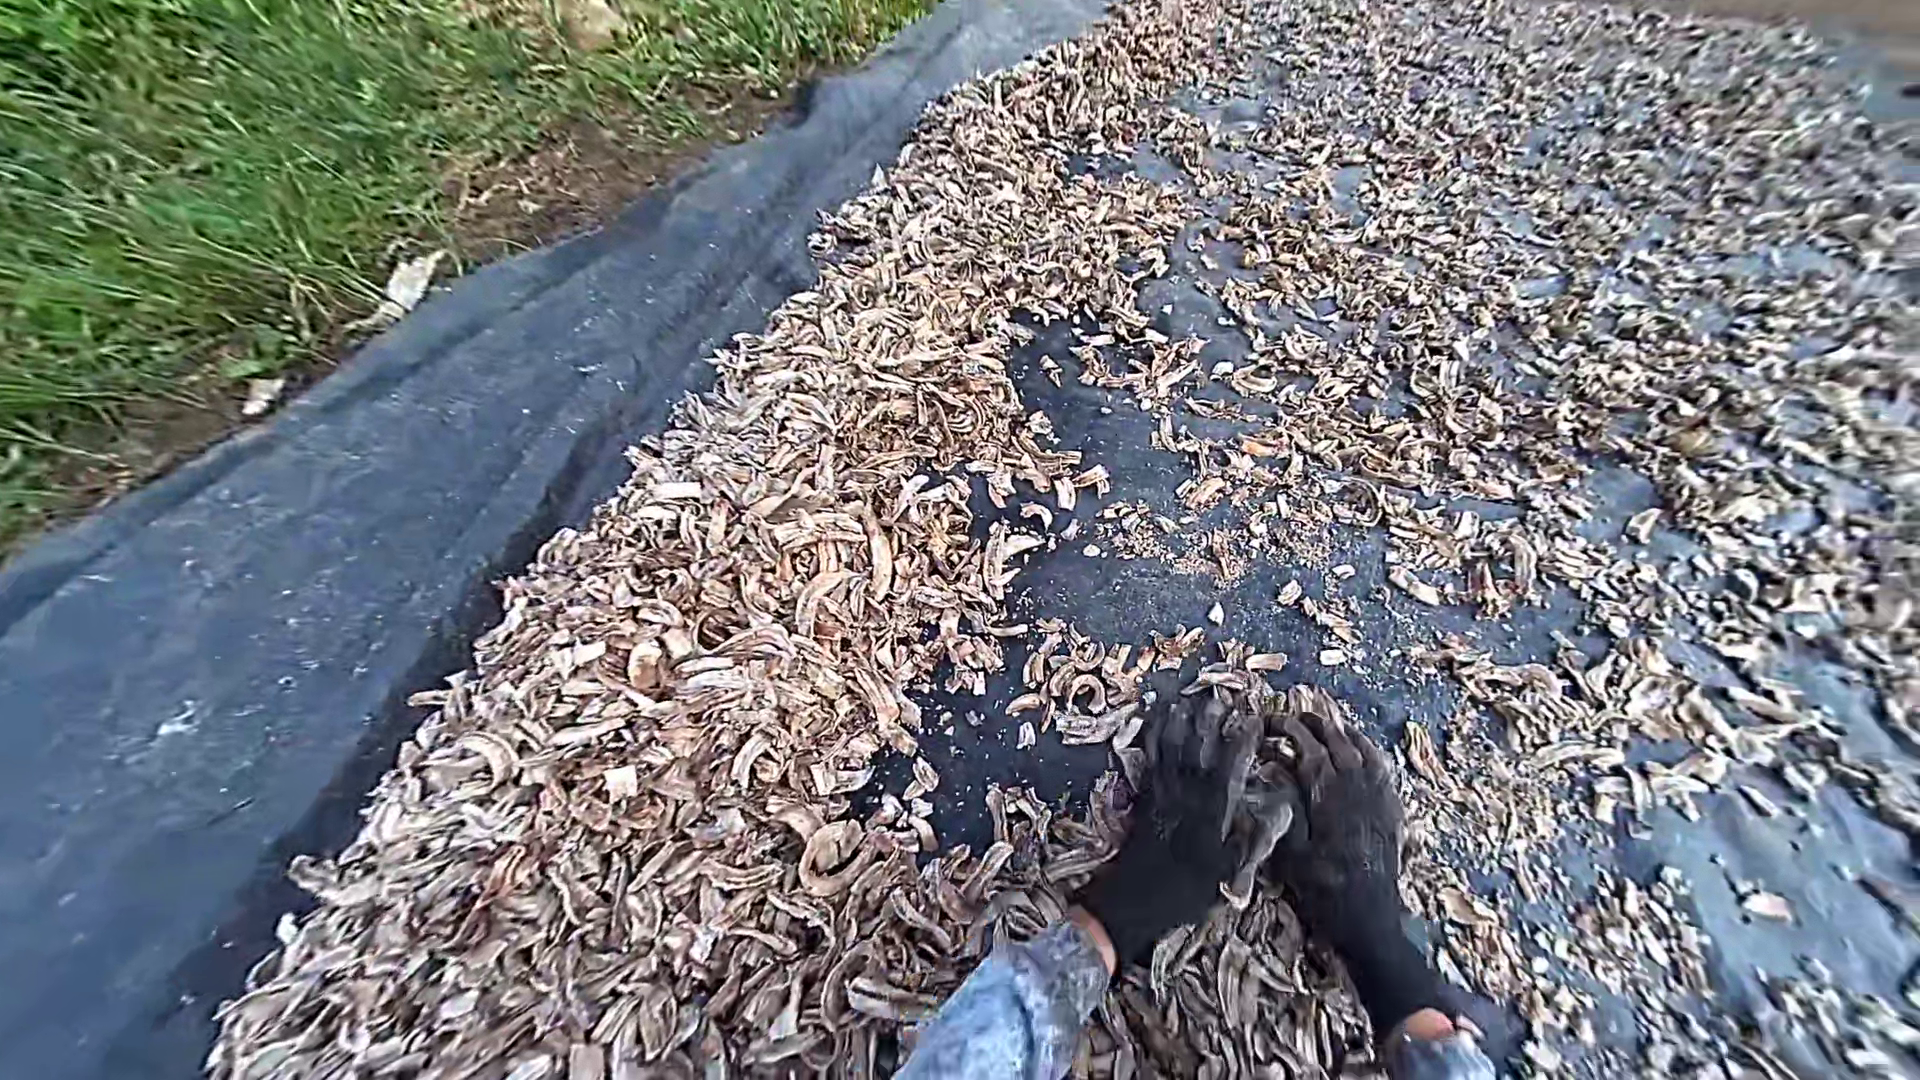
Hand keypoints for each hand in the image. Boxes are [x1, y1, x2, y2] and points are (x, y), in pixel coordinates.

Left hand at [1078, 695, 1244, 965]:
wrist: (1138, 897)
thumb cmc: (1190, 890)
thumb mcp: (1231, 873)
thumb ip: (1256, 839)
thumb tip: (1282, 809)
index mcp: (1212, 812)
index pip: (1230, 768)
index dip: (1241, 742)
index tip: (1252, 721)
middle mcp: (1187, 793)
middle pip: (1199, 748)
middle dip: (1211, 721)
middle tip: (1221, 697)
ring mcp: (1163, 789)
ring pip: (1173, 746)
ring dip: (1181, 721)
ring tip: (1191, 700)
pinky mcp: (1145, 791)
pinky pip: (1149, 756)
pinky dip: (1152, 734)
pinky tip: (1156, 720)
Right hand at [1268, 693, 1452, 1032]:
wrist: (1370, 921)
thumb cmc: (1321, 886)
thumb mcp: (1288, 847)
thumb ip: (1282, 802)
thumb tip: (1272, 767)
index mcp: (1327, 793)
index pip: (1306, 746)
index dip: (1286, 728)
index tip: (1268, 723)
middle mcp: (1356, 788)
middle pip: (1336, 740)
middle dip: (1311, 723)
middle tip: (1291, 717)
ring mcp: (1378, 798)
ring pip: (1361, 749)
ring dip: (1340, 731)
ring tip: (1323, 721)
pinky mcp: (1391, 810)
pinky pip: (1382, 768)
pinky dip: (1368, 750)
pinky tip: (1359, 747)